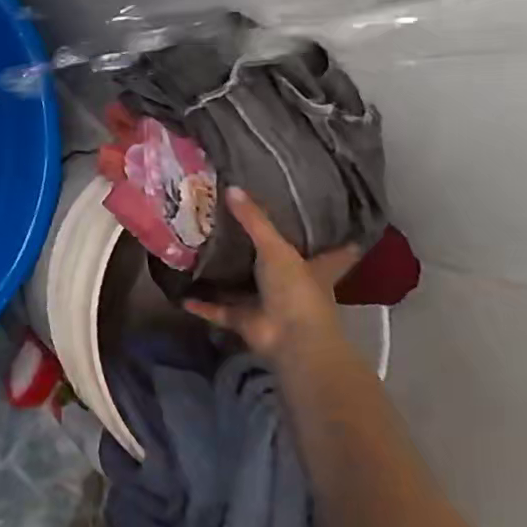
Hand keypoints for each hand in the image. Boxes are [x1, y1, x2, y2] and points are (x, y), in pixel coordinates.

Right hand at [184, 188, 360, 363]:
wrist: (291, 340)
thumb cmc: (296, 292)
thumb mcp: (276, 249)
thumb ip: (254, 221)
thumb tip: (231, 187)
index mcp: (314, 271)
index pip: (334, 255)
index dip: (340, 244)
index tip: (344, 232)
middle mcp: (293, 288)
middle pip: (281, 268)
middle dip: (263, 255)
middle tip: (236, 229)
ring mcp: (268, 305)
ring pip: (243, 287)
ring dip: (224, 278)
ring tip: (199, 254)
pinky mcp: (245, 320)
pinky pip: (218, 309)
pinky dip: (201, 304)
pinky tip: (182, 293)